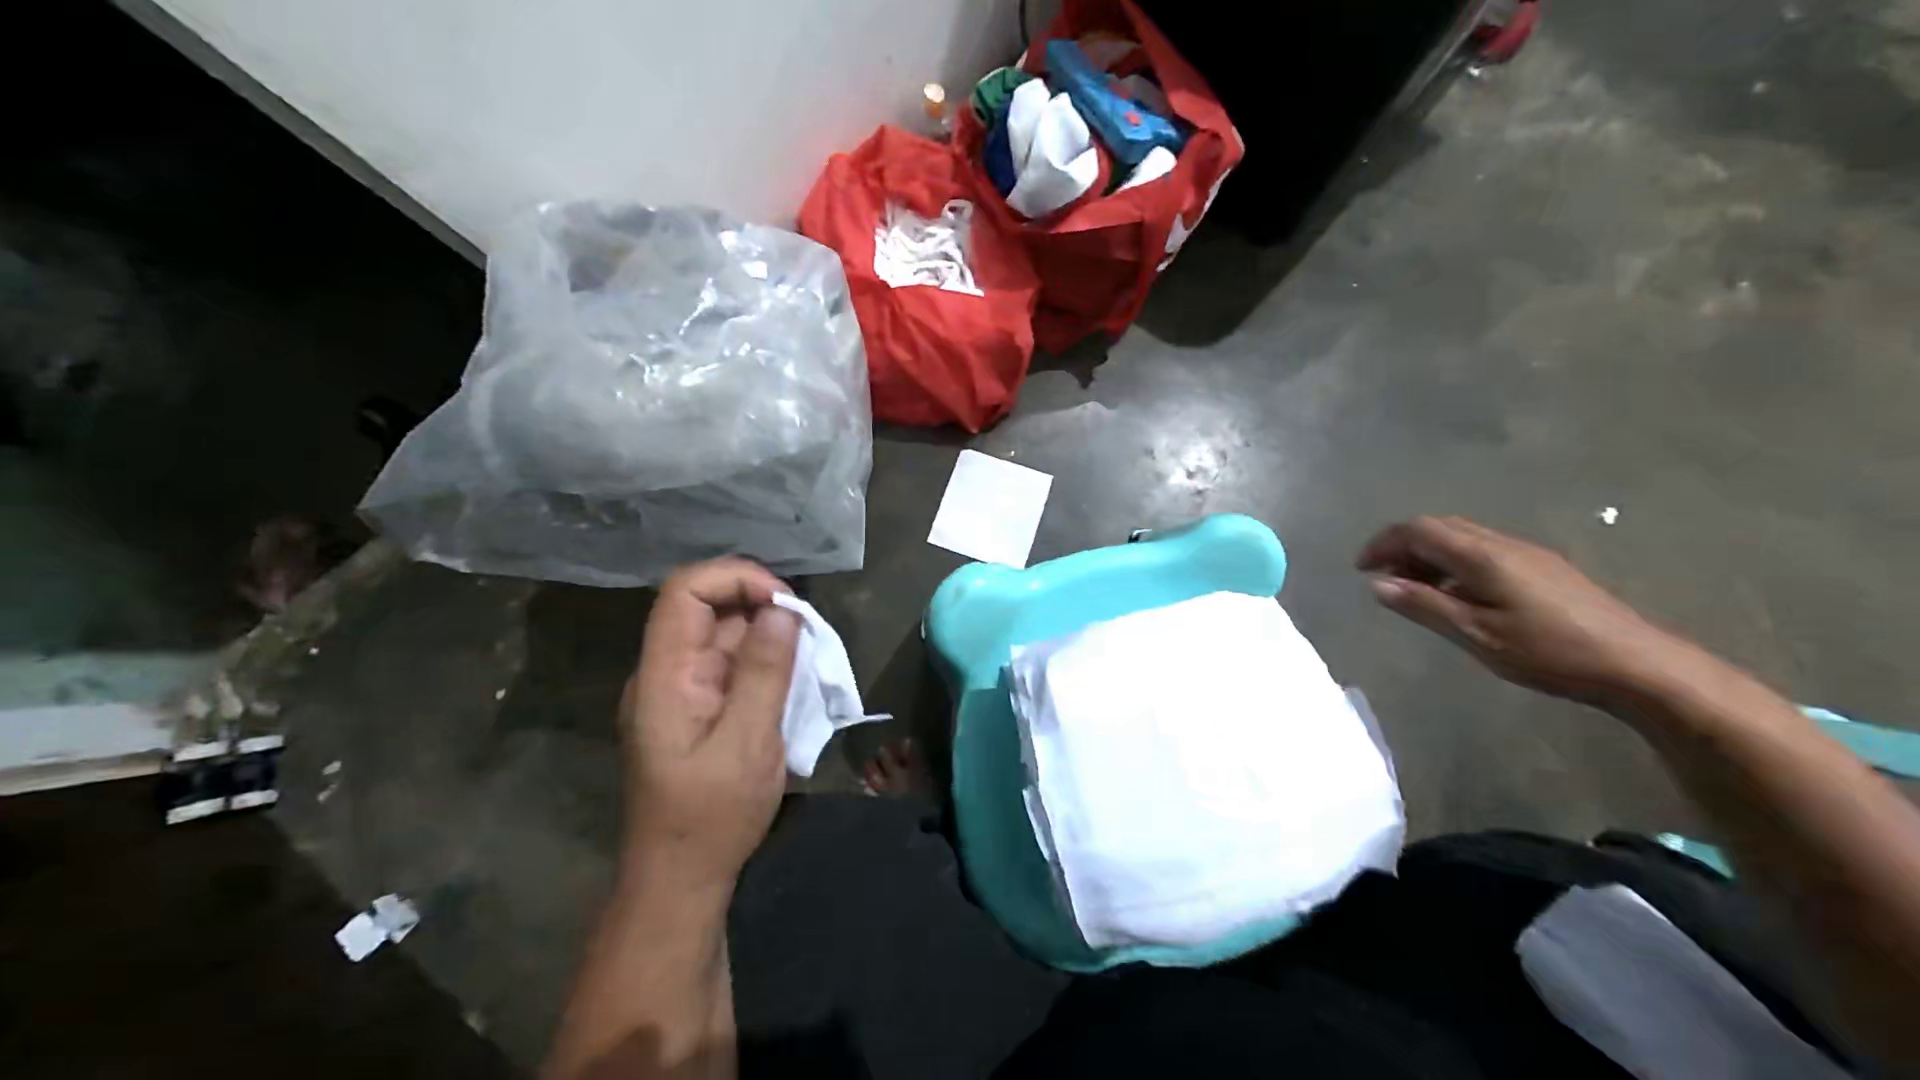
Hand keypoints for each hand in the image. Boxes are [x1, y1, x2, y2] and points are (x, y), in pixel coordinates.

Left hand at [620, 558, 799, 895]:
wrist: (681, 878)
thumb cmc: (711, 816)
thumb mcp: (747, 742)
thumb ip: (764, 671)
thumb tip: (783, 610)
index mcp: (664, 674)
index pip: (686, 591)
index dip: (736, 578)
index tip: (785, 603)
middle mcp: (666, 671)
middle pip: (707, 607)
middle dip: (761, 606)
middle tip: (807, 632)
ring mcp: (681, 689)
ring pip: (723, 634)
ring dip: (768, 635)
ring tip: (807, 658)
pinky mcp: (698, 706)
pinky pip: (731, 663)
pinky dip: (764, 661)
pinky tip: (792, 681)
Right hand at [1356, 516, 1684, 705]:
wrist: (1638, 665)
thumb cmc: (1549, 652)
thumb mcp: (1476, 634)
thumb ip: (1424, 606)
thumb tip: (1377, 584)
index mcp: (1482, 556)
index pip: (1418, 529)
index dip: (1383, 543)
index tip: (1362, 570)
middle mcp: (1503, 544)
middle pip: (1440, 527)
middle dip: (1403, 546)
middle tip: (1385, 580)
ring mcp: (1527, 554)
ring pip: (1462, 538)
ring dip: (1428, 555)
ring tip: (1416, 591)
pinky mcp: (1543, 569)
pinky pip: (1483, 551)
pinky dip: (1453, 563)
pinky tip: (1458, 596)